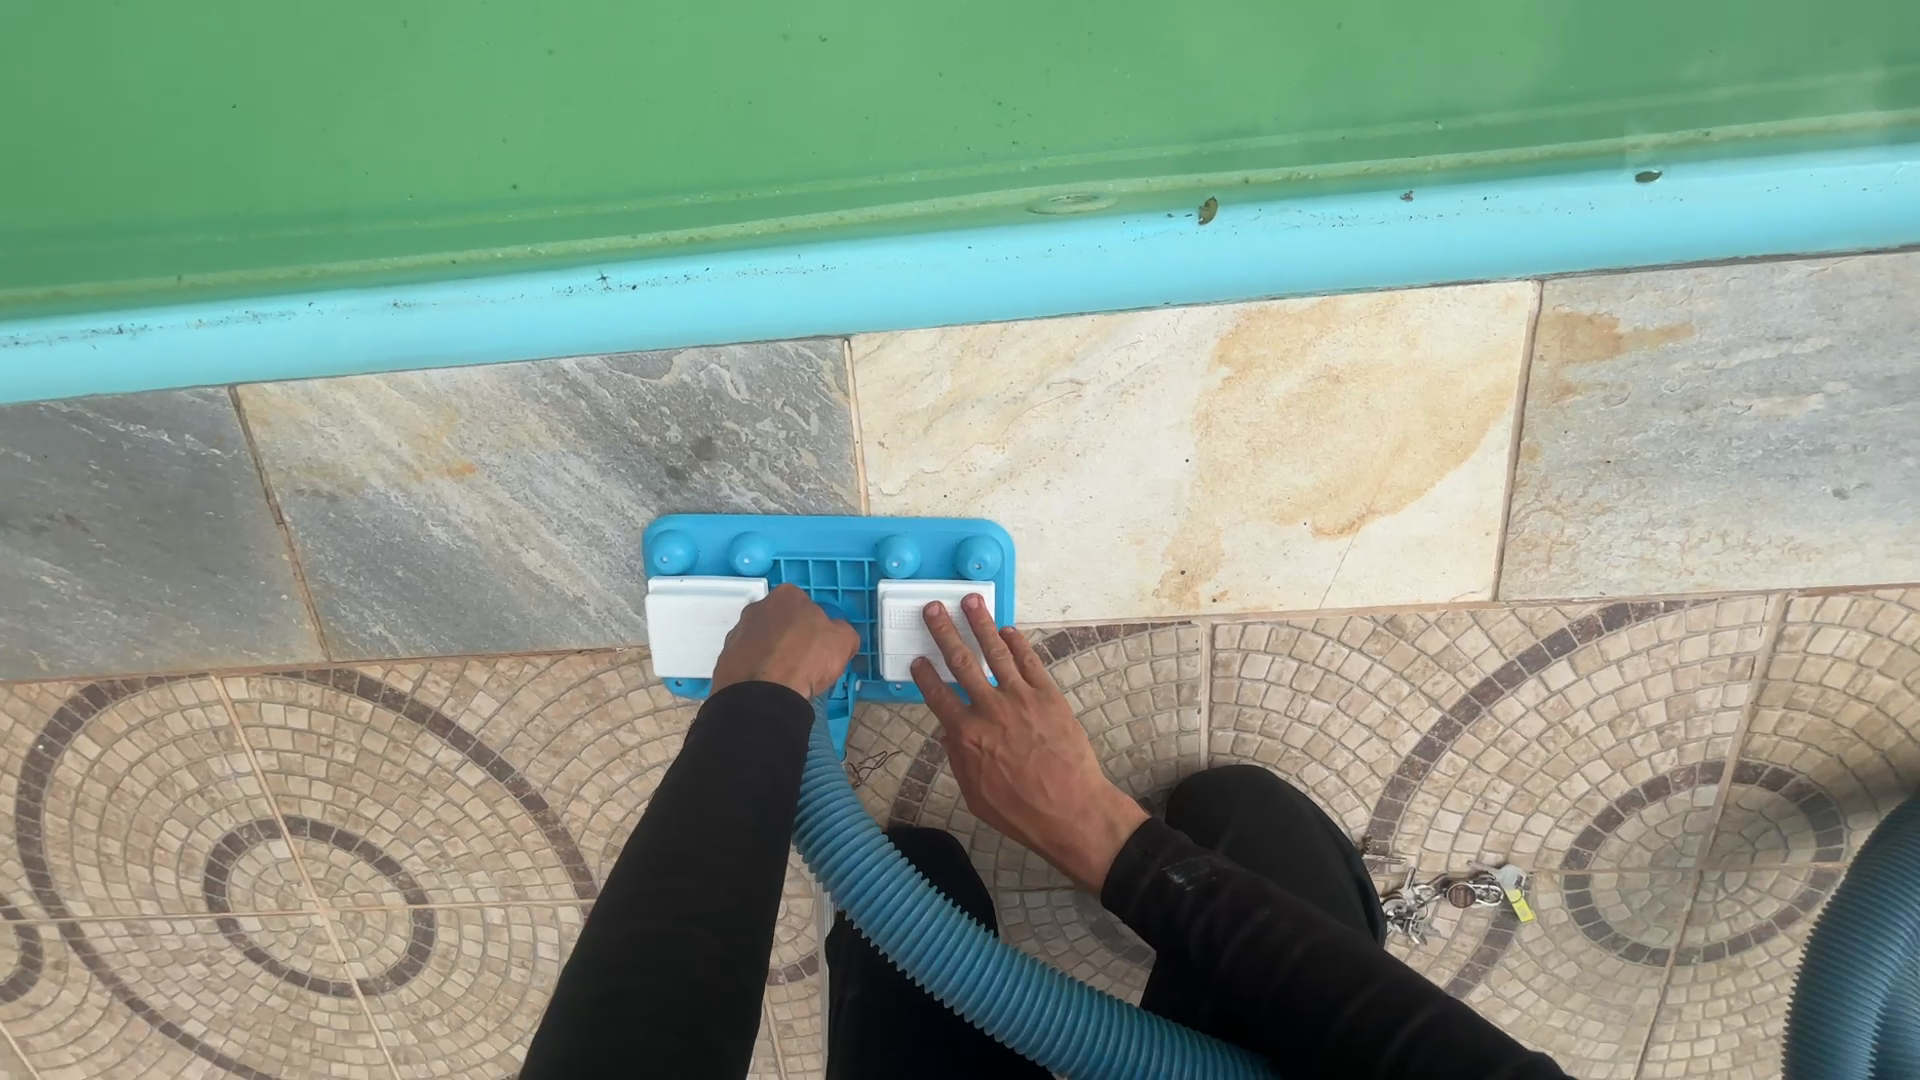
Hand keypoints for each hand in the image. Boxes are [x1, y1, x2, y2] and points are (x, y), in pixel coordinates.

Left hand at [710, 584, 859, 699]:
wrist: (763, 695)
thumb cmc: (807, 659)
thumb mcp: (844, 641)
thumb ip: (843, 631)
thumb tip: (838, 634)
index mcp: (787, 596)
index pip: (806, 605)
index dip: (816, 625)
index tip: (821, 645)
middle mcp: (758, 607)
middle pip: (781, 621)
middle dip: (791, 637)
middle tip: (804, 661)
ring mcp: (737, 633)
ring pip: (762, 641)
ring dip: (772, 654)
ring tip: (785, 678)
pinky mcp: (724, 658)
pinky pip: (747, 661)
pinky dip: (757, 671)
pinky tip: (768, 686)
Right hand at [910, 595, 1148, 891]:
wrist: (1070, 809)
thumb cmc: (1020, 810)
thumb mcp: (975, 794)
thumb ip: (958, 760)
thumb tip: (949, 733)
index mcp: (967, 735)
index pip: (938, 696)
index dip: (925, 675)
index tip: (917, 658)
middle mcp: (989, 709)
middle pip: (962, 662)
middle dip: (945, 632)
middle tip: (933, 608)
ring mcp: (1020, 698)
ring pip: (996, 652)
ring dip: (981, 624)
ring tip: (971, 601)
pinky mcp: (1048, 696)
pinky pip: (1030, 662)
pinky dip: (1018, 643)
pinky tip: (1008, 629)